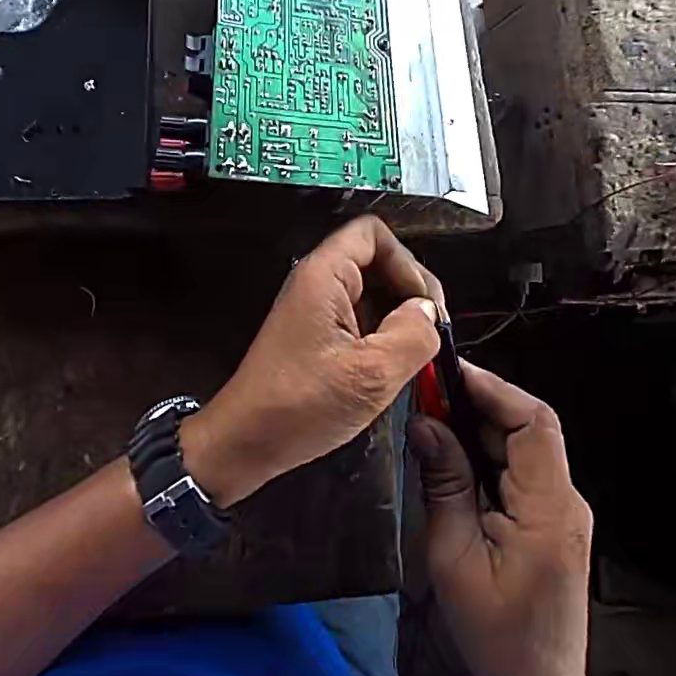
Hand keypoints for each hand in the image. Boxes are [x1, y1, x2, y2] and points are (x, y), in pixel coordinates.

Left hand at [180, 216, 441, 506]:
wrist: (245, 441)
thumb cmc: (299, 406)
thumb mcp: (371, 374)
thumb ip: (413, 335)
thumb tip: (429, 314)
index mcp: (324, 276)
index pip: (373, 234)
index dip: (407, 262)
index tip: (424, 303)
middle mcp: (318, 283)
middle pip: (377, 262)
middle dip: (408, 292)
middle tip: (428, 333)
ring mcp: (316, 309)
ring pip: (372, 293)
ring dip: (398, 319)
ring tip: (412, 354)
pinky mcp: (317, 334)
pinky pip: (360, 319)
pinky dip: (382, 336)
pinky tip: (391, 366)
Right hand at [413, 363, 594, 675]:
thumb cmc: (496, 634)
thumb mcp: (455, 557)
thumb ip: (443, 485)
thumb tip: (425, 425)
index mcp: (550, 508)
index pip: (534, 423)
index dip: (493, 388)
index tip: (450, 372)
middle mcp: (565, 499)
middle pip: (530, 426)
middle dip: (480, 402)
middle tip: (432, 391)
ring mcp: (561, 508)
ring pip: (523, 443)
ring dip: (480, 424)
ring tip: (436, 415)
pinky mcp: (550, 516)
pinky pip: (519, 466)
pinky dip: (486, 450)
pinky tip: (455, 451)